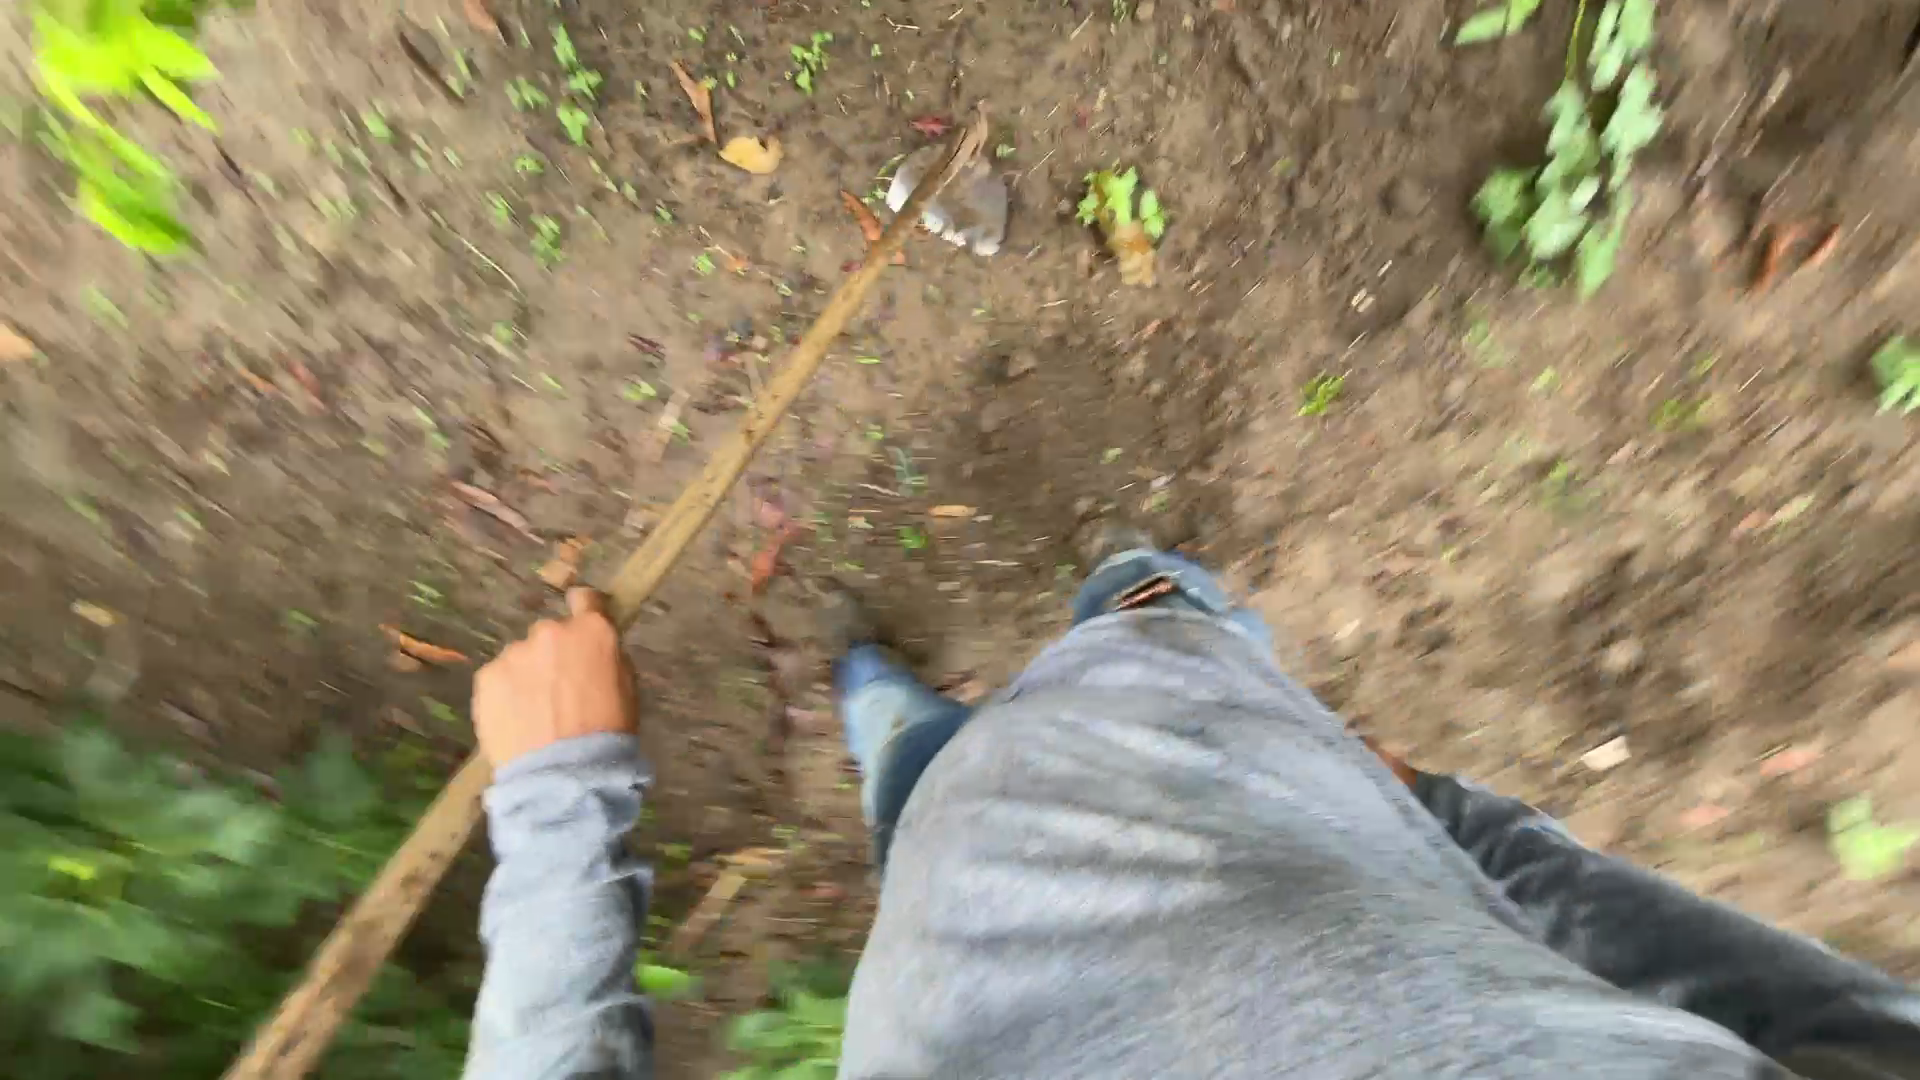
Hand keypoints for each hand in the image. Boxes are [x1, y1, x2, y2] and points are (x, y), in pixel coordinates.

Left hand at [472, 588, 637, 769]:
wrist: (565, 769)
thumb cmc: (610, 728)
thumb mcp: (627, 685)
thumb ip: (607, 657)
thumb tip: (594, 652)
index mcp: (593, 630)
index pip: (586, 599)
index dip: (585, 607)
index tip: (582, 618)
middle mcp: (552, 631)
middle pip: (551, 633)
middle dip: (555, 652)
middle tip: (560, 686)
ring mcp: (515, 653)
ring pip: (522, 657)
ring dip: (529, 673)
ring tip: (535, 710)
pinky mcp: (487, 677)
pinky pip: (500, 677)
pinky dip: (507, 692)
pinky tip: (517, 718)